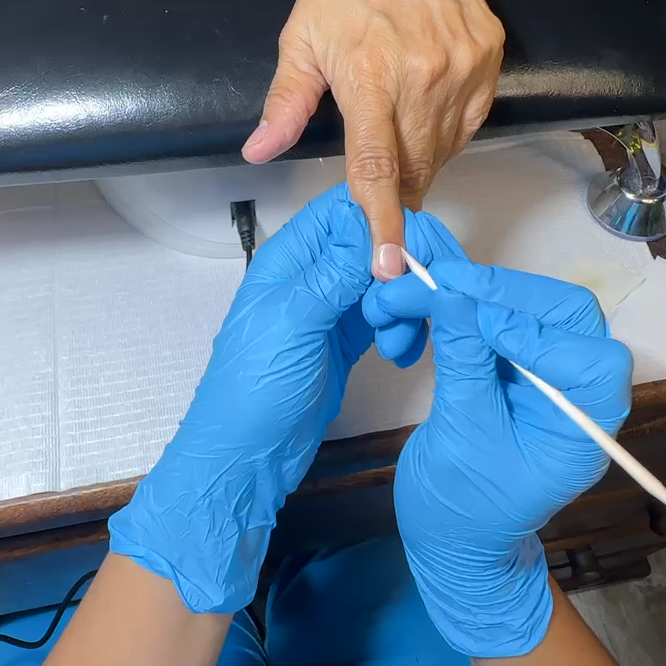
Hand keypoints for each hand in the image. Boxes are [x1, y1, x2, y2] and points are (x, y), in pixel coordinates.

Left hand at [110, 184, 375, 613]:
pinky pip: (388, 316)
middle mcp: (314, 274)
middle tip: (416, 303)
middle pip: (374, 243)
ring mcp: (333, 307)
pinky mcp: (348, 338)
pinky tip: (398, 356)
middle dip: (403, 269)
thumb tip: (370, 224)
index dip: (384, 221)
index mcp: (291, 258)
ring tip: (397, 344)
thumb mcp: (293, 322)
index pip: (344, 211)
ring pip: (387, 281)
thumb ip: (332, 272)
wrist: (249, 455)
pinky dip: (403, 329)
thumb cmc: (255, 388)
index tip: (408, 258)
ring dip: (405, 306)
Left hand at [242, 0, 504, 279]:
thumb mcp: (301, 38)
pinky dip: (447, 135)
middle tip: (382, 194)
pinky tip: (427, 115)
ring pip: (445, 150)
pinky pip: (471, 123)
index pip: (378, 166)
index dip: (383, 219)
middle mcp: (425, 77)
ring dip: (422, 164)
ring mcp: (465, 68)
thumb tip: (259, 153)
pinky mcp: (490, 59)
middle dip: (398, 194)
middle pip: (416, 167)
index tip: (387, 263)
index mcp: (371, 77)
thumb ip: (285, 103)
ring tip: (401, 139)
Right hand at [370, 259, 632, 656]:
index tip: (468, 318)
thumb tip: (449, 296)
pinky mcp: (515, 365)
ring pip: (530, 307)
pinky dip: (465, 307)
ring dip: (477, 293)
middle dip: (503, 292)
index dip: (533, 329)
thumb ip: (463, 363)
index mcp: (584, 424)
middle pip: (564, 314)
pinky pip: (499, 319)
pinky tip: (430, 307)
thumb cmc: (464, 506)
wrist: (453, 536)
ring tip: (425, 289)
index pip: (587, 357)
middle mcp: (577, 391)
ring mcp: (547, 374)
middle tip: (442, 282)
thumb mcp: (462, 437)